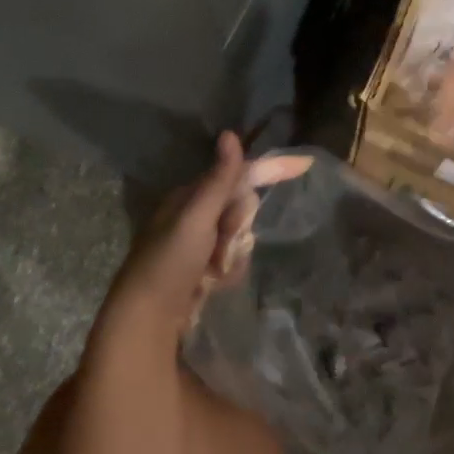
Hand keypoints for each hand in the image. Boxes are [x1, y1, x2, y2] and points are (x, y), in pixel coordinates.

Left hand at [107, 131, 312, 337]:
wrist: (148, 320)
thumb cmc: (170, 262)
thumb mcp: (196, 217)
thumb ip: (219, 180)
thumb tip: (230, 134)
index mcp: (190, 197)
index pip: (236, 174)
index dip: (269, 170)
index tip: (305, 165)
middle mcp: (195, 216)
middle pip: (242, 207)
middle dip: (240, 224)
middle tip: (223, 243)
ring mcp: (200, 245)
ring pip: (242, 235)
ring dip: (235, 251)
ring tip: (214, 270)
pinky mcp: (204, 270)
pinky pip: (235, 258)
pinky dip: (230, 269)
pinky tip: (214, 282)